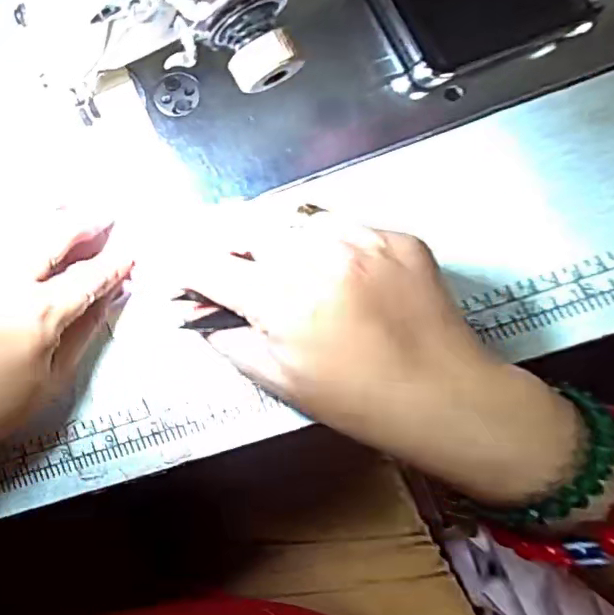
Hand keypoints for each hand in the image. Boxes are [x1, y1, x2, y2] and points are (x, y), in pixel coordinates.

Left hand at [0, 200, 133, 481]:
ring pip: (12, 228)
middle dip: (87, 226)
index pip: (87, 279)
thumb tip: (110, 296)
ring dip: (44, 213)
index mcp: (39, 314)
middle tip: (107, 217)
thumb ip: (84, 332)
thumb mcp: (53, 379)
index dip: (113, 267)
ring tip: (68, 204)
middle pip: (54, 240)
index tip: (131, 255)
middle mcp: (6, 282)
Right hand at [166, 212, 578, 504]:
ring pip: (288, 214)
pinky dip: (314, 236)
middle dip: (213, 233)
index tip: (166, 264)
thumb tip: (197, 314)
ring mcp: (361, 239)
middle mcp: (317, 257)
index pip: (209, 265)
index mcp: (283, 300)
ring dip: (261, 230)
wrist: (447, 397)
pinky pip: (337, 223)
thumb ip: (229, 339)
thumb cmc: (356, 400)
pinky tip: (317, 258)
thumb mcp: (279, 379)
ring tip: (255, 247)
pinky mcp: (394, 235)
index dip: (179, 263)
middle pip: (242, 222)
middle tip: (204, 246)